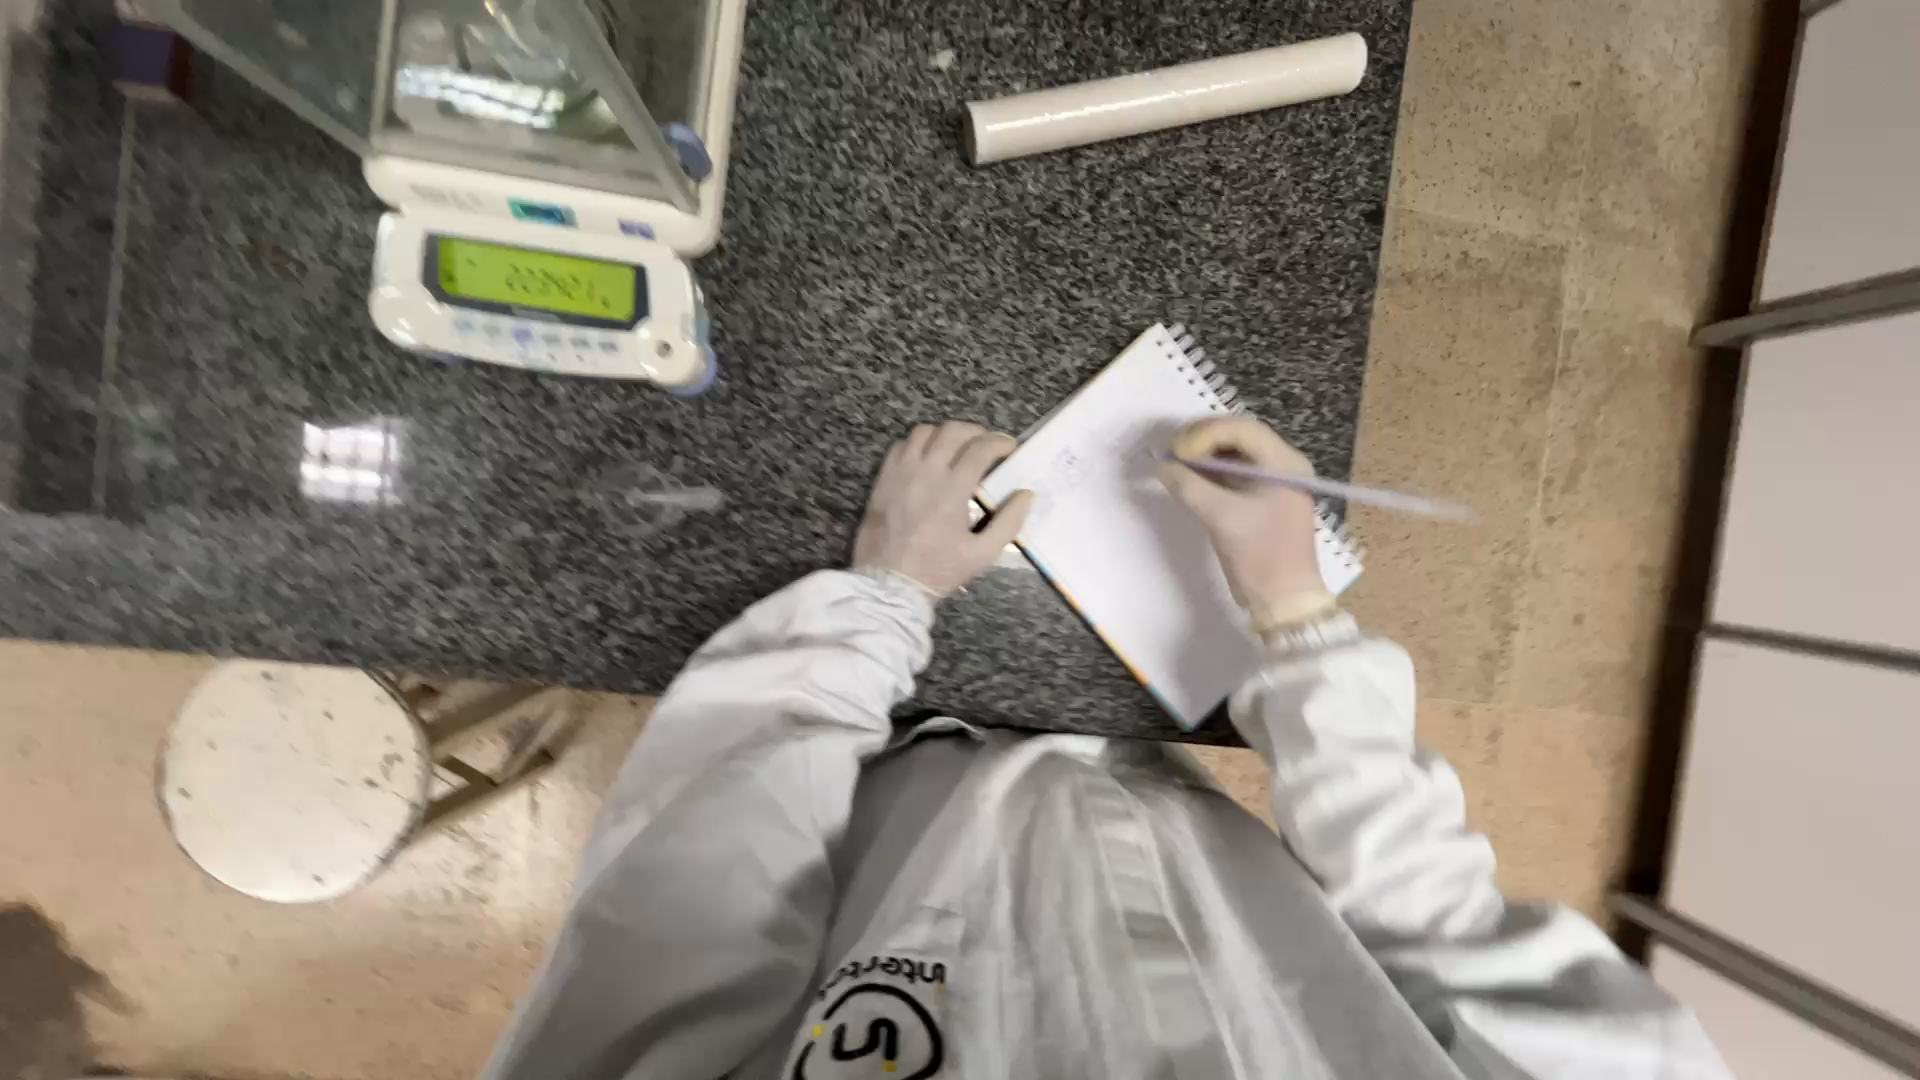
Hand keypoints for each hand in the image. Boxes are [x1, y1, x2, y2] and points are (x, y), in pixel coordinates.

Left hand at [854, 421, 1034, 597]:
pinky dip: (919, 444)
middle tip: (986, 443)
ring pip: (925, 432)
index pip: (979, 449)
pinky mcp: (883, 479)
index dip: (999, 442)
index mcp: (952, 491)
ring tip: (957, 446)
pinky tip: (928, 457)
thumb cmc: (938, 570)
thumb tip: (1026, 494)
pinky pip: (902, 446)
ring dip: (946, 434)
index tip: (1009, 447)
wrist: (889, 584)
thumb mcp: (982, 554)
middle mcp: (925, 473)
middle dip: (976, 431)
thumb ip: (1009, 523)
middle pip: (952, 431)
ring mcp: (900, 473)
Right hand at [1156, 416, 1335, 632]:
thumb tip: (1159, 466)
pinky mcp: (1256, 497)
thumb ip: (1188, 487)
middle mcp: (1280, 464)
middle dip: (1199, 441)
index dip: (1204, 434)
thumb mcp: (1222, 518)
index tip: (1176, 453)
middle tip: (1169, 454)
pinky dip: (1205, 473)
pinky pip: (1228, 473)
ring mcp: (1269, 481)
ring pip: (1230, 453)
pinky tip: (1184, 478)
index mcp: (1284, 463)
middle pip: (1235, 436)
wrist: (1284, 599)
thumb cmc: (1261, 556)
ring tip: (1172, 464)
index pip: (1241, 429)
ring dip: (1199, 456)